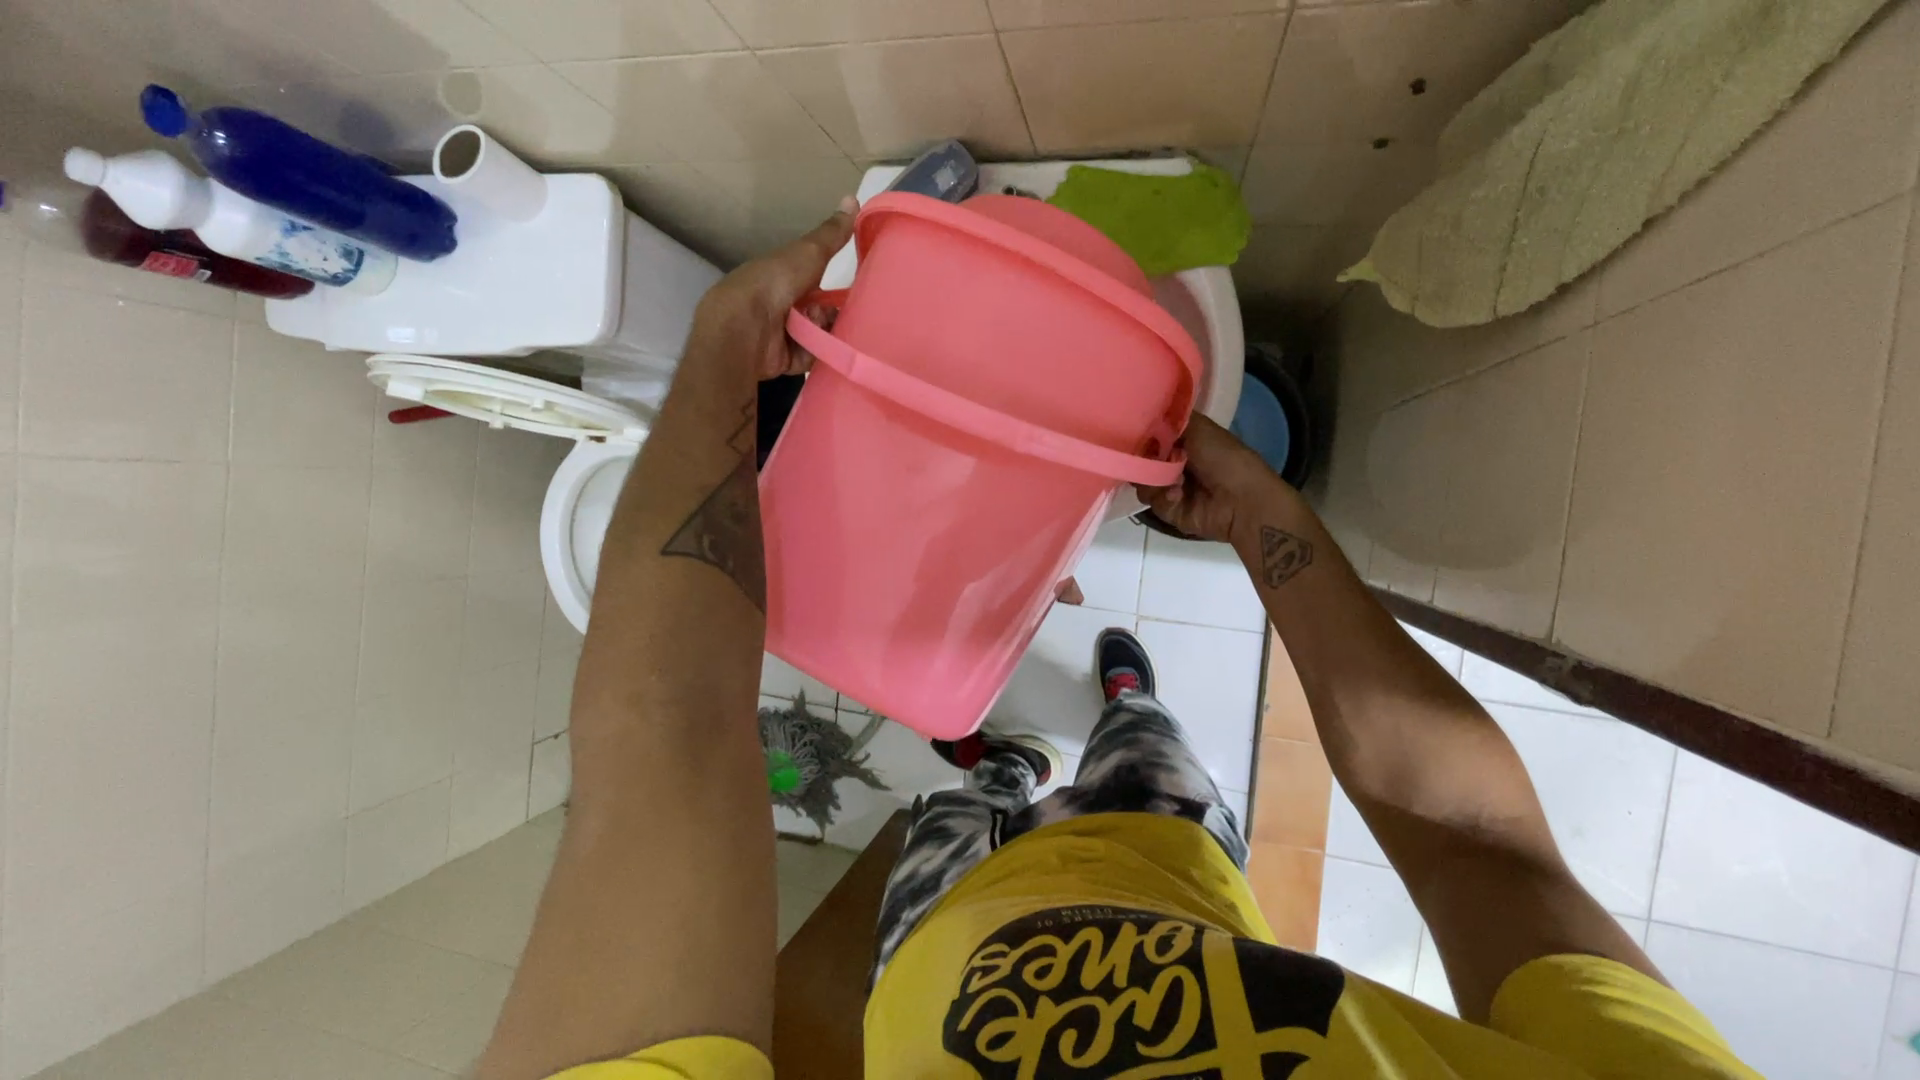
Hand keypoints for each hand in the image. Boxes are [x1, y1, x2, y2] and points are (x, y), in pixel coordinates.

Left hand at [691, 196, 858, 380]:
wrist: (745, 329)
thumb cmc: (775, 283)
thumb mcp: (808, 252)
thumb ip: (832, 233)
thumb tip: (852, 196)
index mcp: (780, 276)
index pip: (813, 280)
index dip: (833, 284)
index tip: (855, 286)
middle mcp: (779, 305)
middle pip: (819, 310)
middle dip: (832, 311)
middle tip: (842, 312)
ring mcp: (781, 333)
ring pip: (819, 334)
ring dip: (829, 332)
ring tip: (831, 330)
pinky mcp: (785, 359)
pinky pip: (814, 357)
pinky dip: (821, 353)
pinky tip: (829, 350)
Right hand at [1136, 413, 1283, 543]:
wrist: (1242, 500)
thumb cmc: (1224, 457)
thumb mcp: (1199, 427)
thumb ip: (1168, 420)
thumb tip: (1144, 417)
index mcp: (1183, 442)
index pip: (1150, 436)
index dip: (1140, 435)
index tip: (1131, 432)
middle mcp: (1173, 463)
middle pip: (1141, 460)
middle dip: (1141, 459)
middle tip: (1146, 458)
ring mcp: (1169, 487)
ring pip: (1142, 481)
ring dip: (1153, 479)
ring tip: (1173, 479)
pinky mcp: (1168, 509)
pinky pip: (1152, 501)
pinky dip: (1164, 496)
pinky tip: (1178, 494)